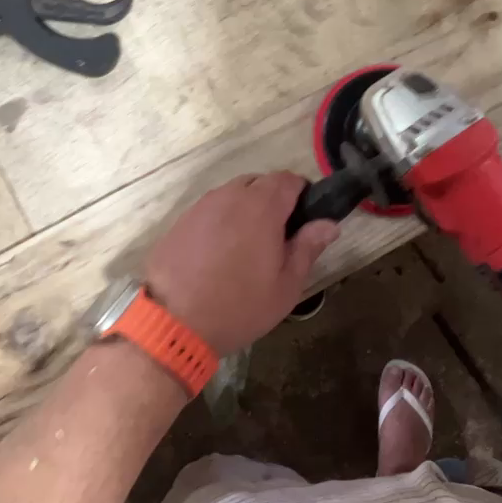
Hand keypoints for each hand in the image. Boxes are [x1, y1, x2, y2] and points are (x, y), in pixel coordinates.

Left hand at [144, 173, 339, 356]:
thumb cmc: (239, 306)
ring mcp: (201, 206)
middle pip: (260, 183)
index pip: (289, 180)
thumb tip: (328, 224)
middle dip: (273, 201)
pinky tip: (219, 254)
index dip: (302, 195)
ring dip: (246, 210)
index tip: (304, 221)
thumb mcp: (285, 285)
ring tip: (247, 247)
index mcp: (262, 207)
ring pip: (233, 195)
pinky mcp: (180, 221)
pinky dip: (221, 222)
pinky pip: (210, 210)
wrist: (173, 323)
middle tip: (278, 238)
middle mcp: (231, 196)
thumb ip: (307, 247)